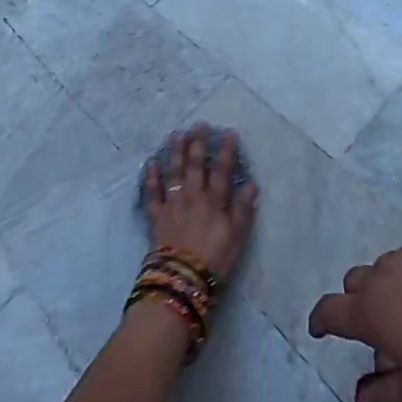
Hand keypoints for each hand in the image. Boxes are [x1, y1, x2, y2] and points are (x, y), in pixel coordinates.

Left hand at [140, 124, 258, 281]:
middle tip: (199, 125)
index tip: (228, 133)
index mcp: (214, 202)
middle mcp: (192, 197)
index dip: (225, 151)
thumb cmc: (215, 259)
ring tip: (176, 134)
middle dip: (197, 143)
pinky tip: (151, 162)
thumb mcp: (237, 237)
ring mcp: (172, 203)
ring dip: (174, 151)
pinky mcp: (155, 214)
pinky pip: (151, 192)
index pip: (221, 171)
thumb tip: (250, 185)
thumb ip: (243, 210)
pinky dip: (151, 176)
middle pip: (194, 165)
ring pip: (172, 172)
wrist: (182, 276)